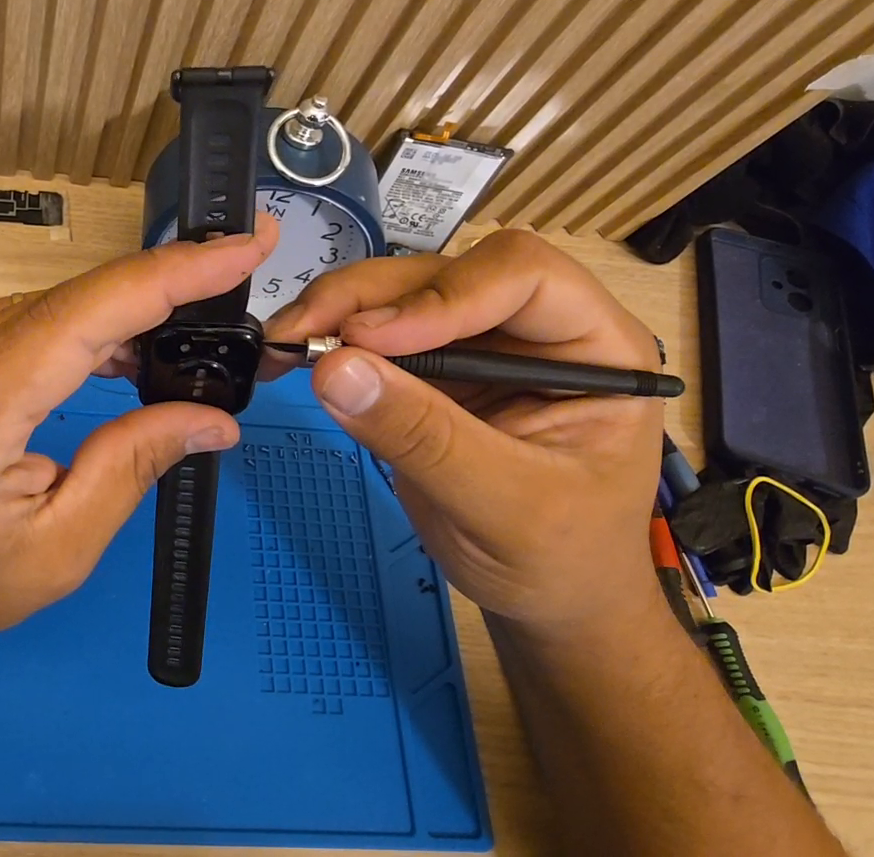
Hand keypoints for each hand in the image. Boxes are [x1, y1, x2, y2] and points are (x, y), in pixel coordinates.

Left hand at [0, 218, 279, 676]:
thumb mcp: (52, 554)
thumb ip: (129, 471)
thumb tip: (211, 418)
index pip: (78, 319)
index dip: (166, 276)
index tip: (242, 246)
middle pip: (69, 301)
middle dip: (162, 283)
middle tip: (238, 278)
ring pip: (50, 305)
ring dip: (124, 310)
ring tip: (190, 335)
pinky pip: (24, 321)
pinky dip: (83, 327)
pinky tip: (123, 353)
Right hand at [263, 229, 664, 631]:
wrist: (544, 598)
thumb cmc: (558, 559)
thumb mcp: (504, 506)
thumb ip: (425, 437)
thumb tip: (334, 369)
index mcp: (592, 346)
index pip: (523, 277)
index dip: (444, 294)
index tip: (368, 338)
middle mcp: (531, 329)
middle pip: (442, 274)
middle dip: (363, 298)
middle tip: (296, 333)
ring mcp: (476, 344)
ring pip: (396, 294)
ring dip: (332, 312)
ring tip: (281, 345)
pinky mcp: (428, 369)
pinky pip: (370, 334)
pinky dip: (325, 338)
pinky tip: (288, 355)